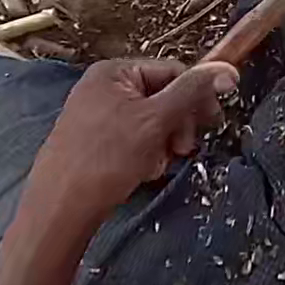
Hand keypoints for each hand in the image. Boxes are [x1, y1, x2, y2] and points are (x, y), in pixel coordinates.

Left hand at [27, 57, 237, 223]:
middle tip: (182, 149)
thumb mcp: (157, 119)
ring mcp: (95, 114)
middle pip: (164, 95)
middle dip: (178, 124)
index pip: (174, 72)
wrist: (56, 215)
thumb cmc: (106, 159)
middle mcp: (103, 87)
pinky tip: (142, 170)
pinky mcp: (91, 140)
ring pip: (152, 119)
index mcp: (114, 72)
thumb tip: (228, 70)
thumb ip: (193, 90)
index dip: (196, 96)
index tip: (211, 123)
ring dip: (164, 141)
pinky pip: (134, 136)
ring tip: (157, 163)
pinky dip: (146, 152)